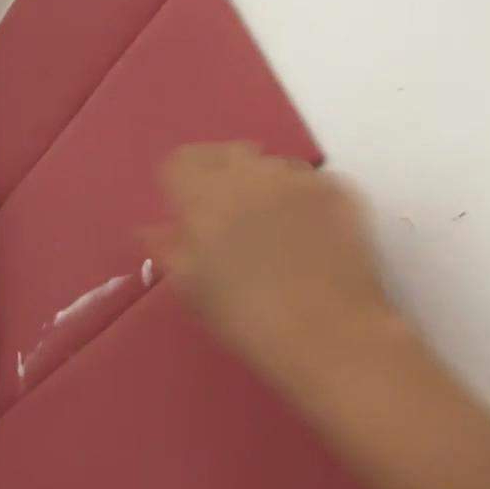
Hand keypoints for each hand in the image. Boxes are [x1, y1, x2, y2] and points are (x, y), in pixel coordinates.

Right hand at [148, 142, 405, 393]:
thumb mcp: (191, 288)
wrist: (329, 335)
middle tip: (225, 217)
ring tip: (269, 228)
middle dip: (220, 176)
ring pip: (270, 165)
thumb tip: (150, 228)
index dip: (179, 182)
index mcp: (204, 196)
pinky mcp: (339, 190)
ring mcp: (300, 178)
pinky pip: (308, 182)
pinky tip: (305, 235)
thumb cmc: (246, 318)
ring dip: (262, 186)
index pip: (179, 161)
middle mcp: (250, 174)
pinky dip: (300, 199)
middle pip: (226, 153)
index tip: (184, 208)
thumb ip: (167, 247)